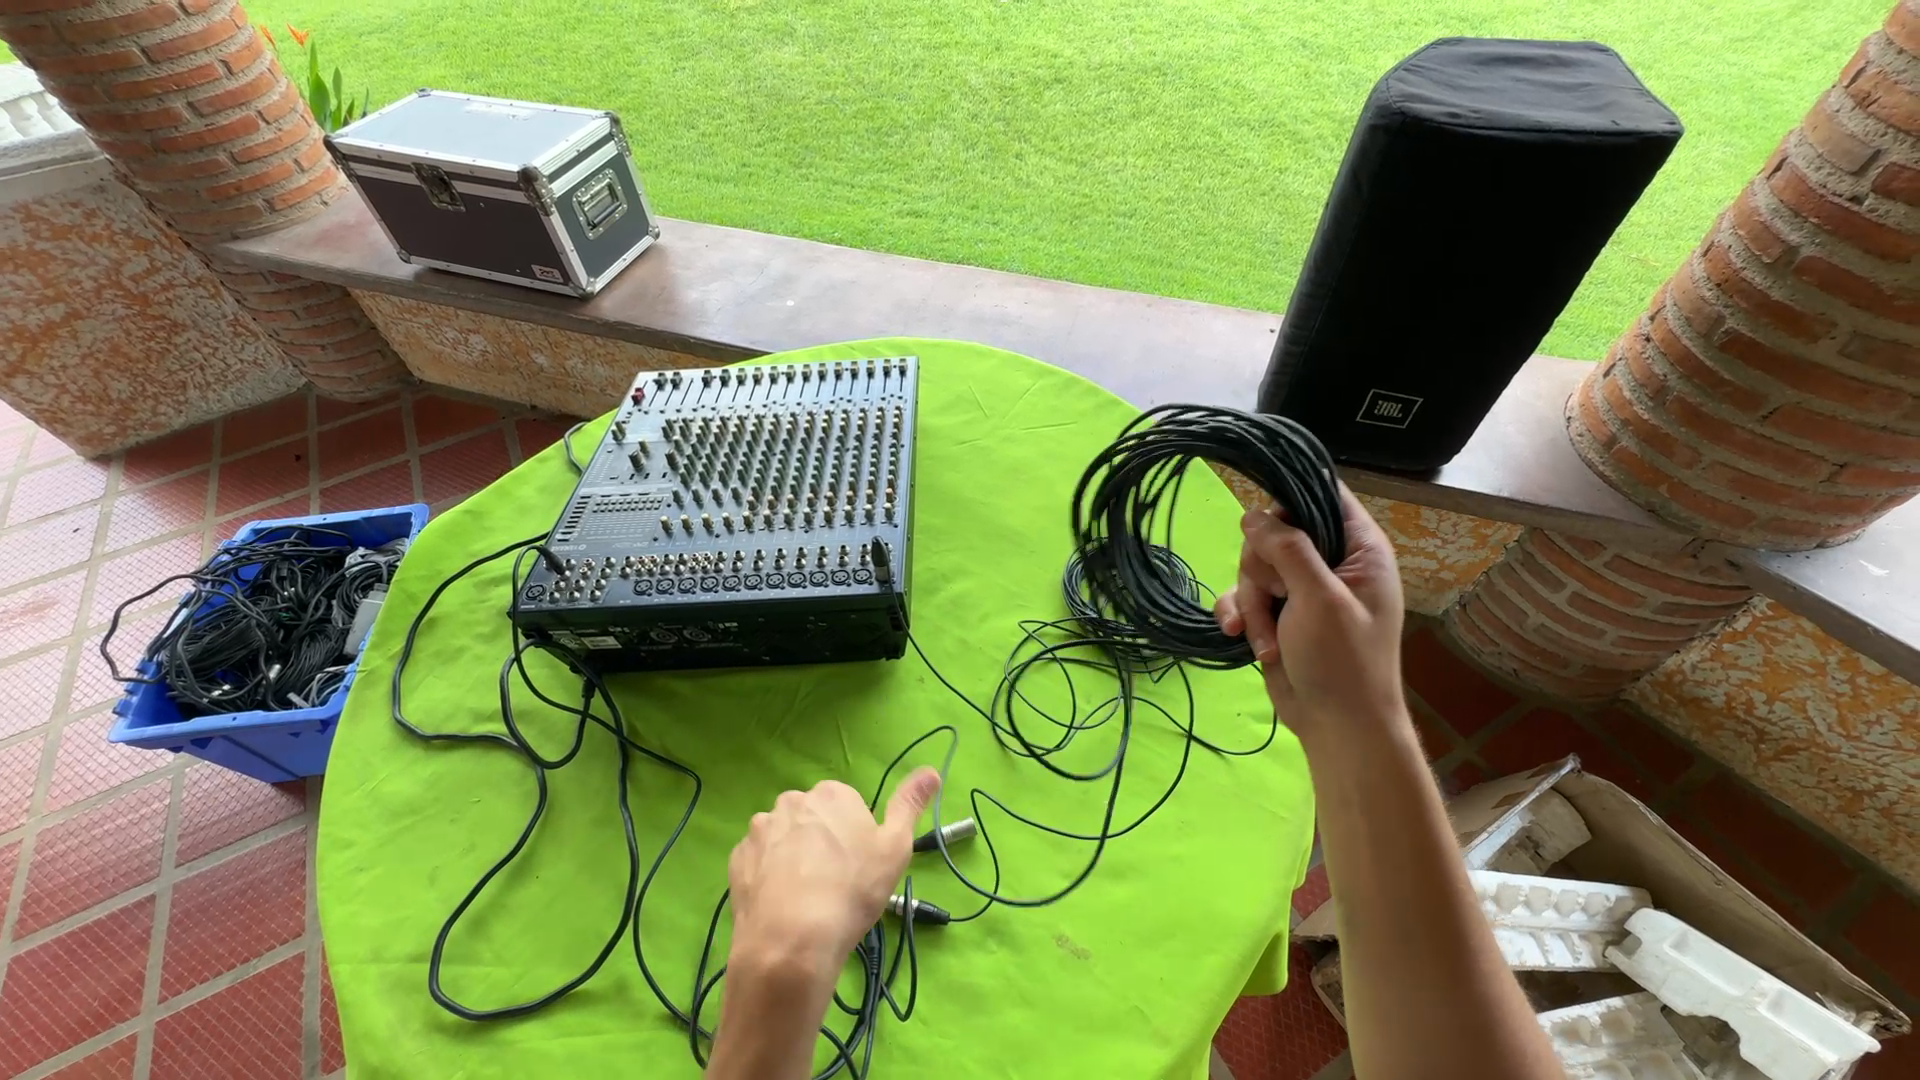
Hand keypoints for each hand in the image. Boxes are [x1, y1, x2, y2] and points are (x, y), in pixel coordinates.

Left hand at [726, 767, 941, 980]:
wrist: (791, 941)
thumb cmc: (852, 890)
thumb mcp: (895, 847)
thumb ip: (910, 804)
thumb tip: (932, 771)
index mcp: (833, 794)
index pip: (847, 805)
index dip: (854, 836)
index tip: (858, 866)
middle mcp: (793, 800)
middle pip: (813, 817)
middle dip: (822, 840)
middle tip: (834, 882)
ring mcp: (760, 829)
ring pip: (783, 837)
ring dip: (792, 855)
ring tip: (805, 897)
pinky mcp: (738, 859)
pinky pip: (759, 859)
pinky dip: (768, 874)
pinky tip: (780, 902)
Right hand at [1214, 485, 1407, 743]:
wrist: (1337, 726)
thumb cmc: (1343, 661)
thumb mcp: (1318, 598)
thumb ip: (1287, 549)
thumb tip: (1252, 515)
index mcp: (1360, 550)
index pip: (1324, 497)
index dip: (1291, 502)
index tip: (1266, 524)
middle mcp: (1332, 564)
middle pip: (1276, 533)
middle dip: (1262, 569)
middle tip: (1274, 597)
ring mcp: (1303, 590)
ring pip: (1255, 567)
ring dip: (1252, 602)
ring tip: (1266, 638)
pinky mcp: (1279, 614)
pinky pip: (1246, 596)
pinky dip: (1241, 615)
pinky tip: (1239, 635)